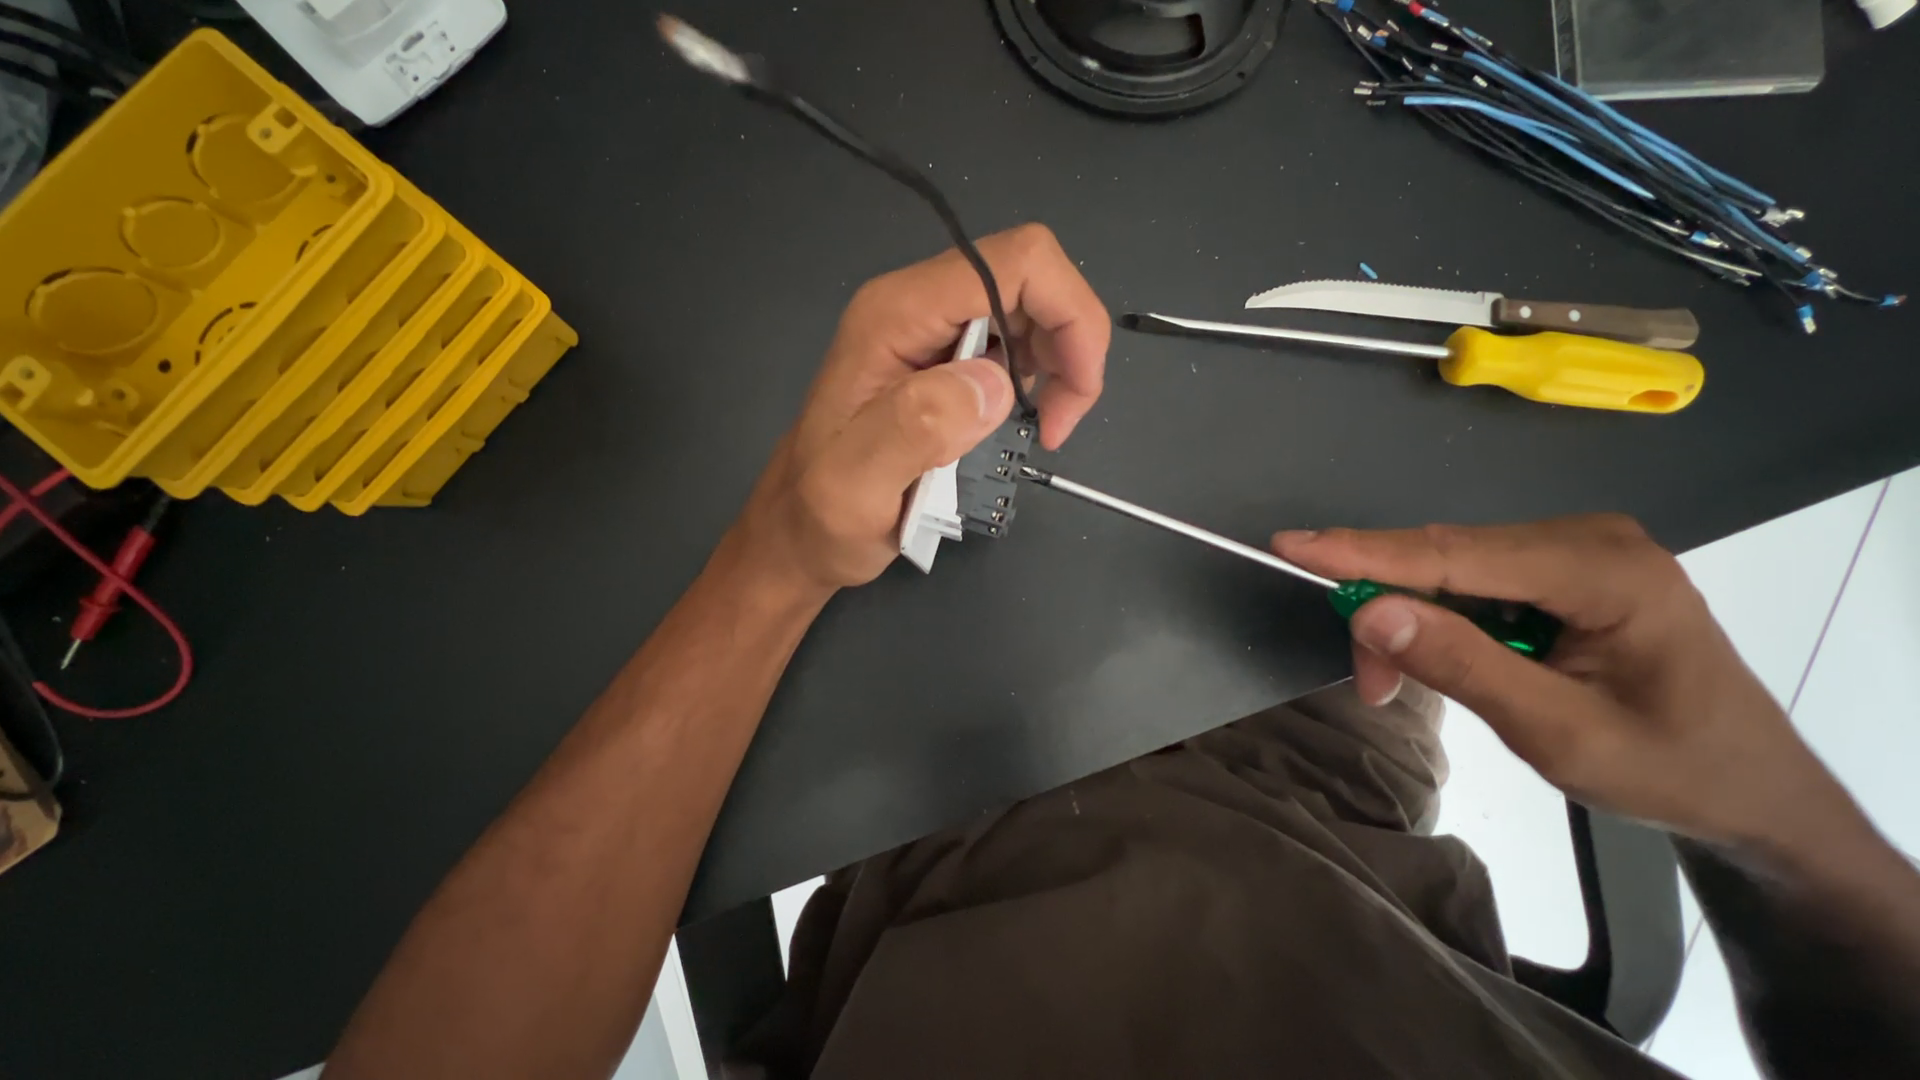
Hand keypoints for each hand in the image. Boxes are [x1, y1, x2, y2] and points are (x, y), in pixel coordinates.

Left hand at [729, 224, 1109, 593]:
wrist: (795, 534)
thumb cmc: (819, 519)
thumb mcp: (855, 486)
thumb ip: (916, 427)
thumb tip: (994, 383)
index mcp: (895, 316)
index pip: (1016, 264)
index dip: (1069, 317)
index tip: (1069, 402)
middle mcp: (913, 307)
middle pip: (1031, 278)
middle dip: (1068, 346)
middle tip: (1055, 425)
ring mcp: (926, 329)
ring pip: (1028, 307)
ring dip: (1057, 365)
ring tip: (1039, 428)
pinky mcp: (938, 355)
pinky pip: (1012, 340)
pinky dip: (1037, 378)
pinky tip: (1017, 421)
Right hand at [1274, 517, 1855, 854]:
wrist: (1751, 790)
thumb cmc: (1669, 768)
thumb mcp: (1559, 733)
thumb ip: (1464, 667)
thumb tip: (1370, 611)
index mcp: (1605, 569)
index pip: (1456, 552)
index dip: (1366, 552)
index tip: (1289, 546)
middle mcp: (1587, 540)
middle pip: (1447, 558)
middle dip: (1389, 610)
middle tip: (1368, 684)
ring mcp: (1575, 551)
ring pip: (1451, 570)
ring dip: (1411, 623)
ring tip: (1392, 684)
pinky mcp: (1562, 571)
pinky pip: (1472, 583)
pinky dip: (1438, 623)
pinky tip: (1434, 661)